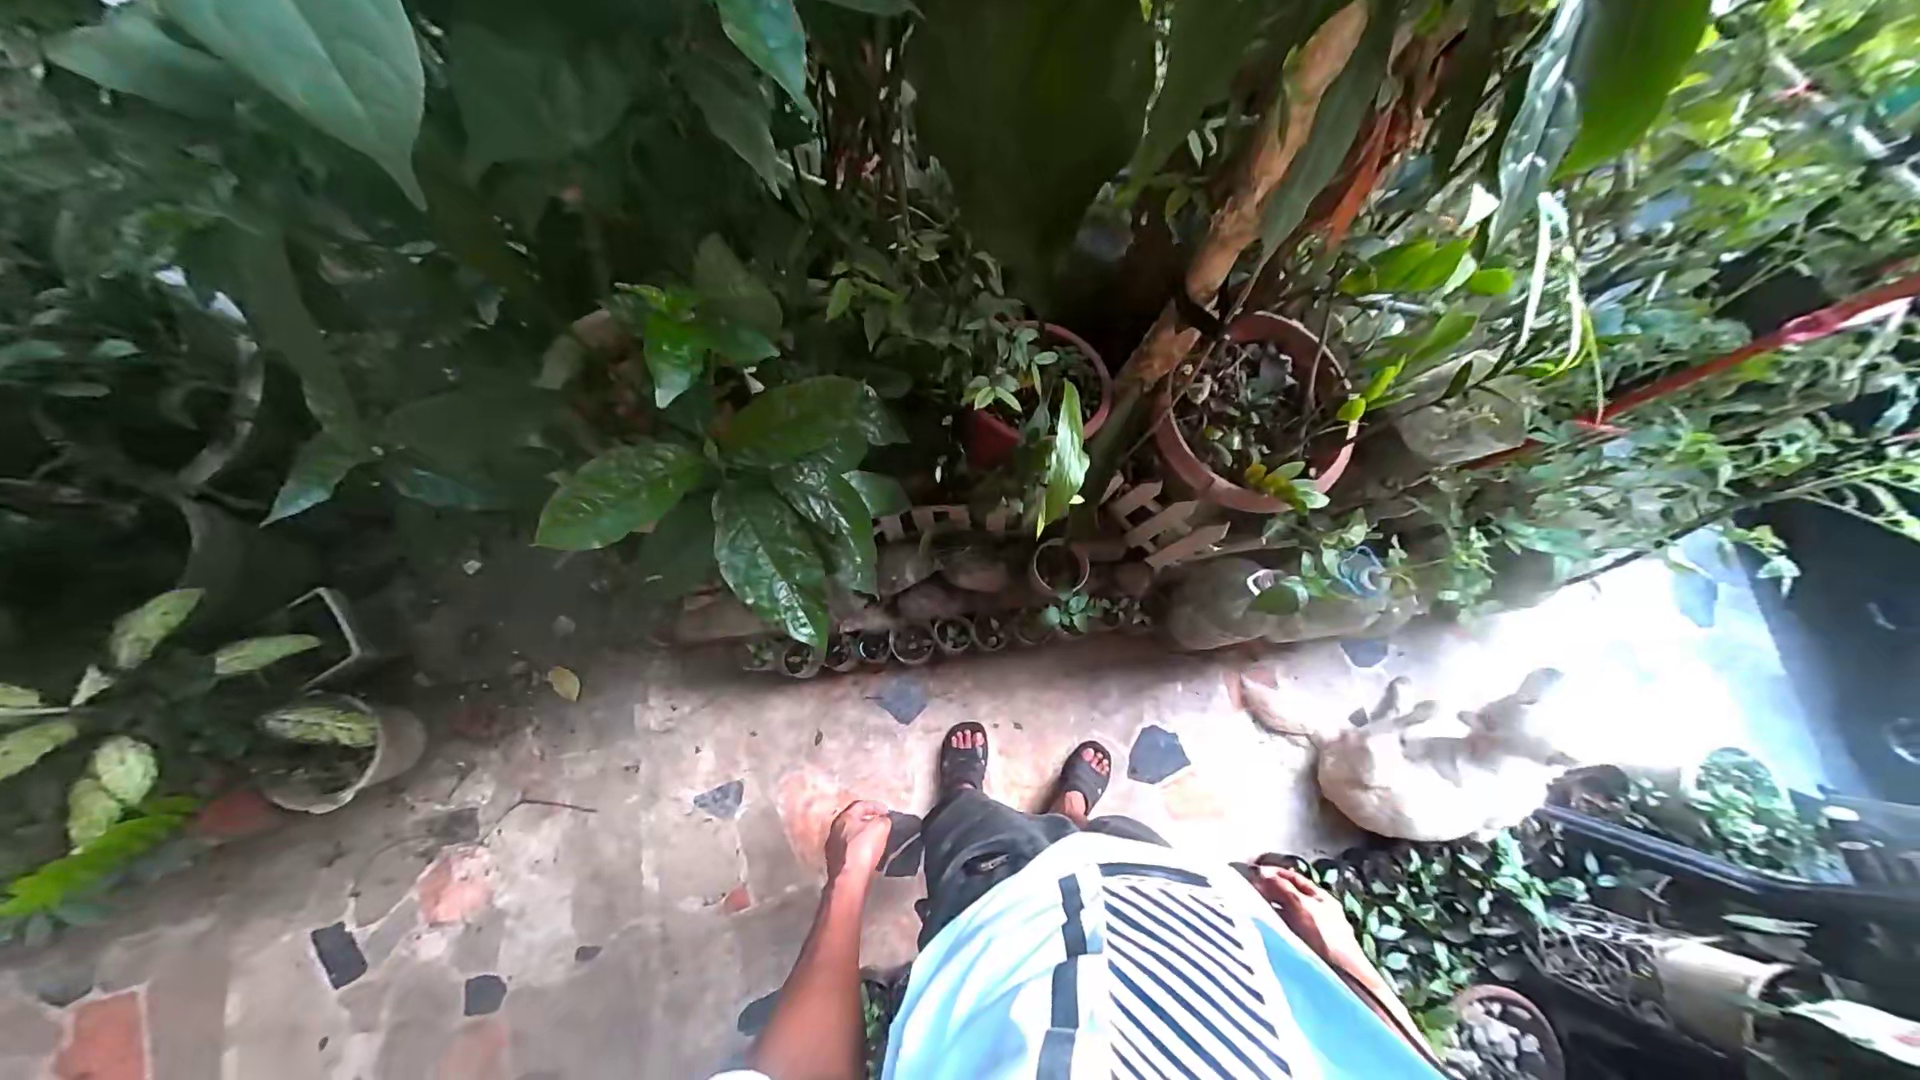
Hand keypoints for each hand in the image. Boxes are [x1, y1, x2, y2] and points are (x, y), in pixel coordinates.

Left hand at [825, 800, 891, 884]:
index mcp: (844, 817)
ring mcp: (832, 848)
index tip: (887, 812)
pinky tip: (868, 856)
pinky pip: (849, 852)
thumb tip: (883, 821)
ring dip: (862, 837)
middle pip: (853, 821)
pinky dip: (859, 851)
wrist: (849, 879)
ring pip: (850, 837)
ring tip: (876, 841)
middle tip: (880, 824)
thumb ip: (884, 820)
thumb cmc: (864, 848)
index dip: (876, 806)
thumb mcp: (881, 827)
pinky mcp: (834, 864)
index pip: (861, 805)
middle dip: (867, 821)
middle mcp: (834, 830)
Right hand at [1245, 864, 1361, 963]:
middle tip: (1245, 889)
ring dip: (1268, 908)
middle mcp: (1318, 912)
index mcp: (1321, 897)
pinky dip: (1272, 925)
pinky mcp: (1308, 950)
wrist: (1346, 982)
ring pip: (1284, 913)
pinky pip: (1284, 930)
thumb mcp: (1302, 906)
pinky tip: (1262, 928)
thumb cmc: (1326, 939)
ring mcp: (1314, 932)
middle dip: (1267, 890)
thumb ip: (1281, 886)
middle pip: (1287, 894)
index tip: (1250, 872)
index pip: (1291, 877)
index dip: (1271, 872)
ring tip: (1249, 908)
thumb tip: (1259, 871)